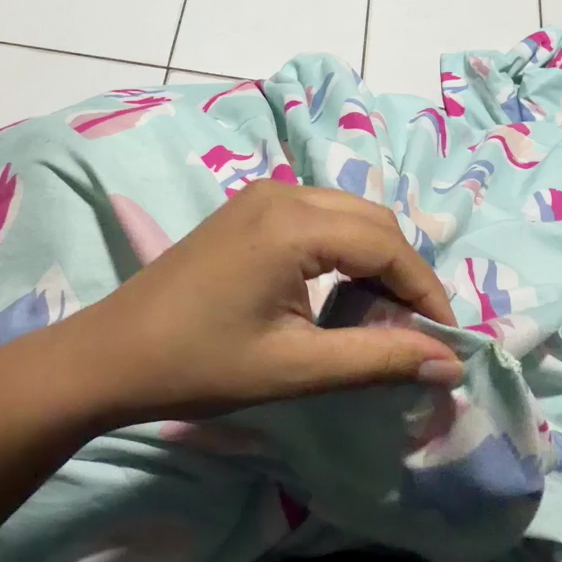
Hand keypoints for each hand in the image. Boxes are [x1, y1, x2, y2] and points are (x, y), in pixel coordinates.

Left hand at [63, 183, 463, 424]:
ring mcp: (262, 196)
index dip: (425, 292)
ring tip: (382, 318)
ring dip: (375, 260)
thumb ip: (378, 358)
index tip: (446, 340)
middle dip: (404, 273)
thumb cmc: (199, 365)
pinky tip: (339, 294)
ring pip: (348, 215)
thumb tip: (450, 361)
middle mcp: (284, 192)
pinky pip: (319, 217)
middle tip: (415, 332)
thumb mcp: (296, 368)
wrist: (111, 355)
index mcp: (295, 224)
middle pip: (373, 220)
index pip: (388, 245)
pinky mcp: (249, 208)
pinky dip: (344, 251)